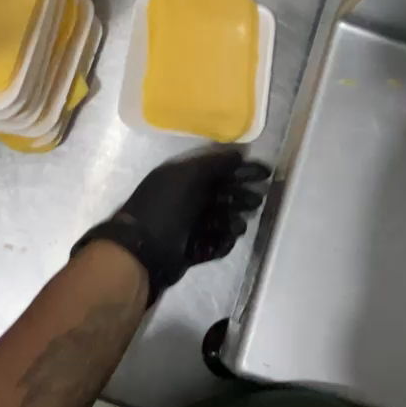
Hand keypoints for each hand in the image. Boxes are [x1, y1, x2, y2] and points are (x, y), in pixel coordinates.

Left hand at [74, 149, 269, 302]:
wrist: (140, 252)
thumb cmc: (163, 208)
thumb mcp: (187, 177)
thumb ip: (213, 164)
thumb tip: (239, 155)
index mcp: (183, 178)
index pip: (218, 170)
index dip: (241, 170)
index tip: (265, 173)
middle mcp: (187, 199)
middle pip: (223, 195)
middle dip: (241, 196)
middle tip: (256, 201)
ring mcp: (189, 226)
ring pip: (221, 220)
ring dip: (234, 221)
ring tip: (238, 225)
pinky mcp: (191, 250)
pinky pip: (214, 243)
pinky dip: (223, 242)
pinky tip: (228, 240)